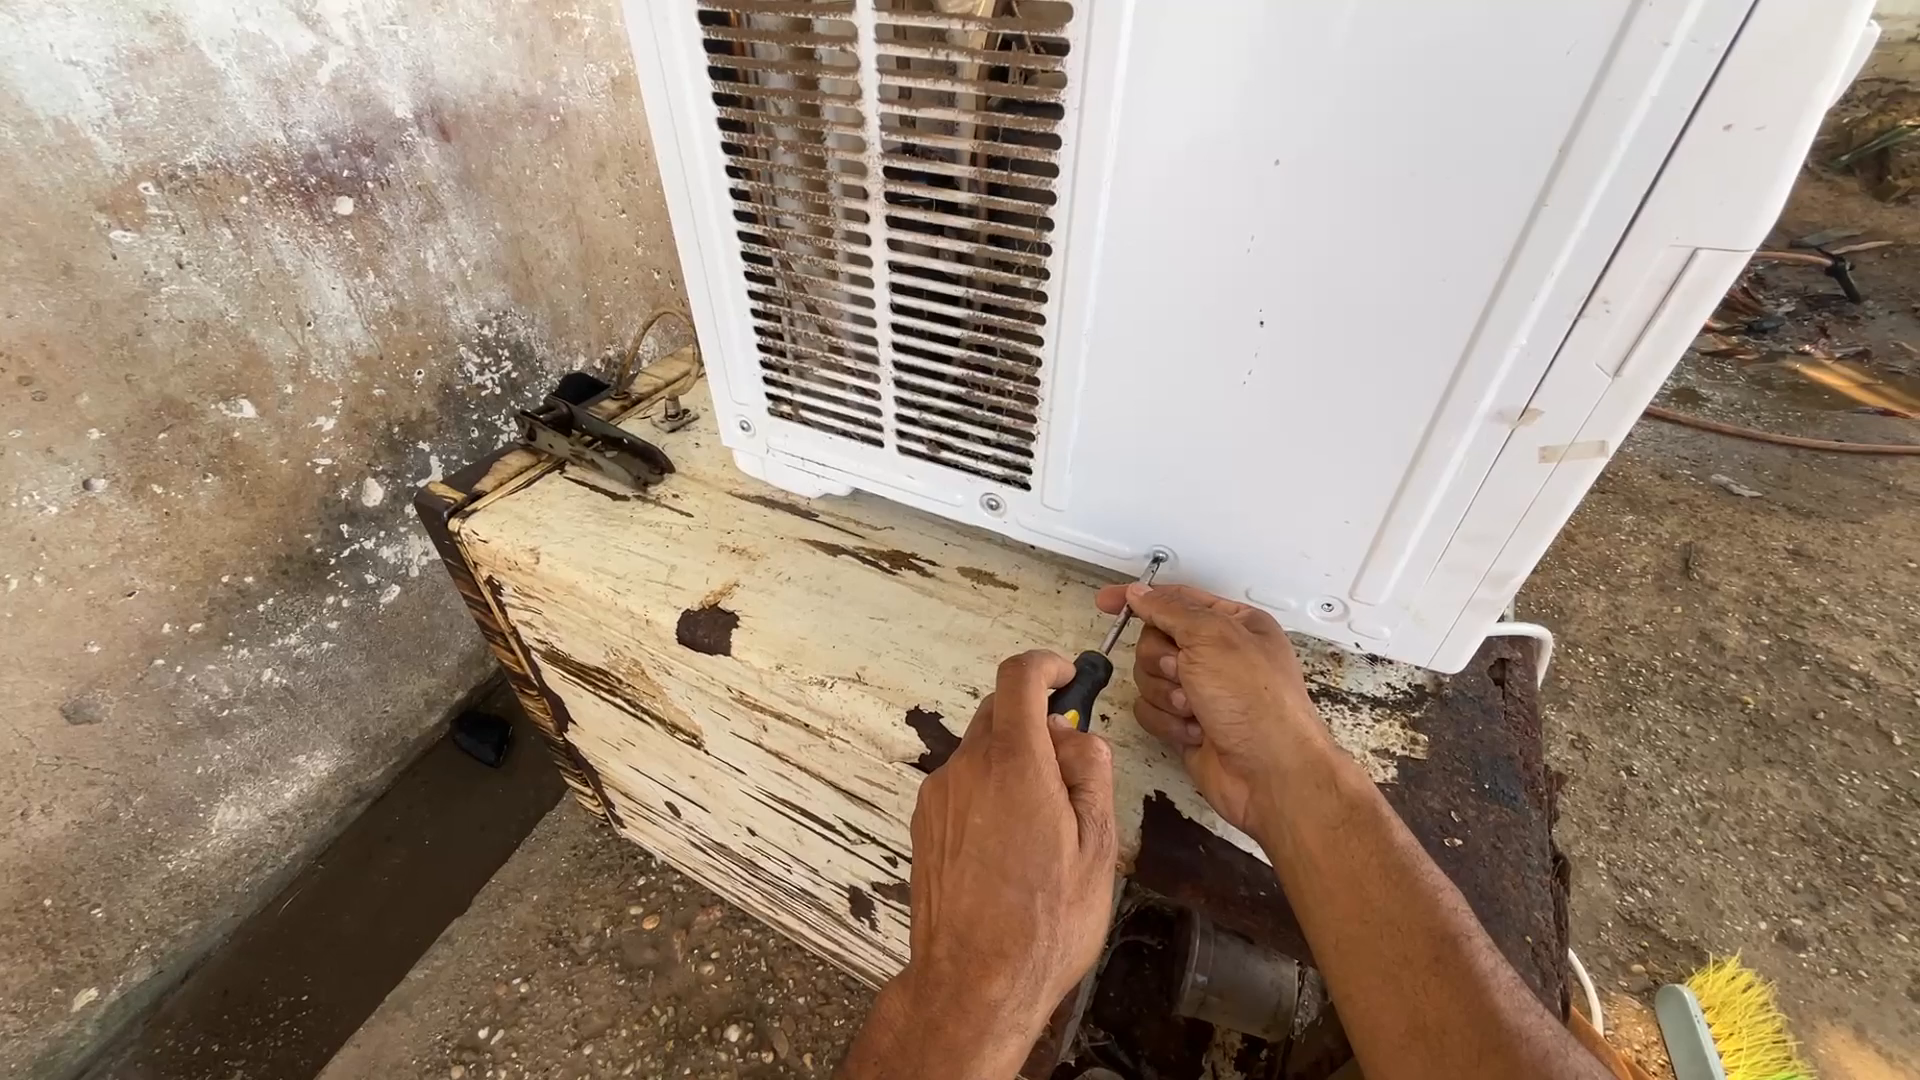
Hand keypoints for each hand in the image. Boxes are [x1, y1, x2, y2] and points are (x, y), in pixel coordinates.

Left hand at [887, 651, 1116, 1071]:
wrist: (972, 982)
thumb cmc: (1045, 921)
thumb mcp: (1096, 846)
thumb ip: (1090, 772)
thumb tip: (1077, 735)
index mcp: (1015, 763)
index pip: (1019, 677)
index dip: (1046, 665)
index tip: (1066, 678)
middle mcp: (968, 766)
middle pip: (999, 710)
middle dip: (1035, 721)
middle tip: (1067, 769)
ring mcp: (939, 792)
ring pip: (981, 747)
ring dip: (1012, 759)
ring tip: (1039, 822)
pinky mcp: (924, 818)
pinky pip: (962, 780)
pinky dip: (987, 786)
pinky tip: (1006, 841)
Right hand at [1095, 583, 1332, 833]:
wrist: (1270, 773)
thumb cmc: (1255, 700)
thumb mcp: (1212, 637)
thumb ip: (1168, 609)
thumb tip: (1139, 593)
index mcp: (1233, 624)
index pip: (1174, 600)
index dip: (1139, 599)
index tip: (1106, 601)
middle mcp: (1216, 654)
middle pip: (1153, 640)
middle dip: (1161, 660)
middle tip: (1181, 672)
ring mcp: (1200, 691)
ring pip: (1147, 677)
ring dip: (1165, 693)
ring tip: (1194, 708)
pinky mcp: (1185, 723)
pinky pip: (1149, 710)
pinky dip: (1166, 720)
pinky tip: (1194, 731)